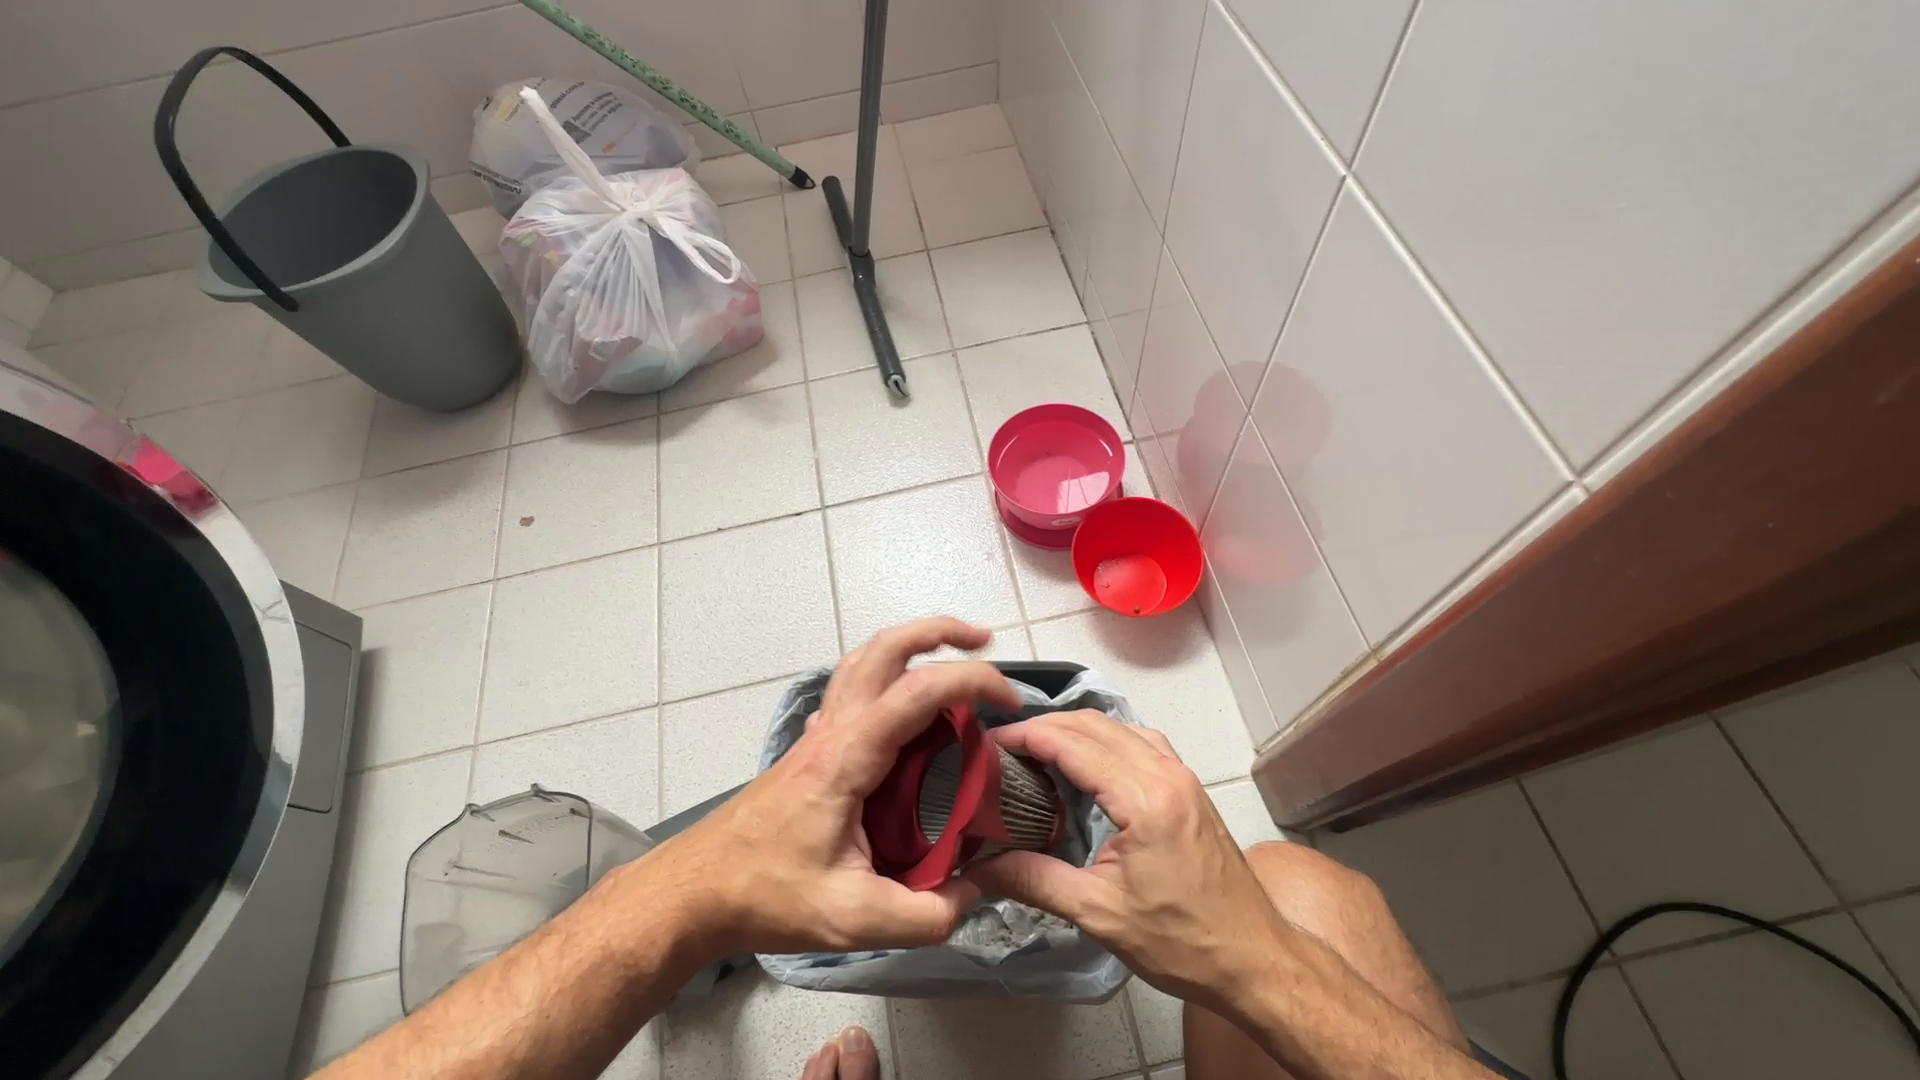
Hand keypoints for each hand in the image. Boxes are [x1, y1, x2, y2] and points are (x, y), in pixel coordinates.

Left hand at [646, 617, 1021, 956]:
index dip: (971, 682)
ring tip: (953, 656)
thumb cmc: (767, 898)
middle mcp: (833, 730)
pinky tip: (909, 715)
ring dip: (911, 644)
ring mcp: (818, 734)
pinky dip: (889, 677)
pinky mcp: (812, 748)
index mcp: (847, 758)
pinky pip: (853, 691)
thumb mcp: (853, 920)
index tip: (1010, 703)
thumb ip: (925, 915)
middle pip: (883, 649)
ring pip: (864, 660)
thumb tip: (976, 891)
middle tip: (984, 639)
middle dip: (938, 630)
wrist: (694, 891)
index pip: (916, 692)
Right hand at [962, 711, 1287, 1011]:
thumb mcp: (1100, 914)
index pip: (1073, 744)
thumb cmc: (1182, 941)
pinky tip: (1086, 760)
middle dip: (1045, 726)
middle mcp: (1166, 773)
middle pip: (1095, 725)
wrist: (1256, 959)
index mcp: (1144, 799)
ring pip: (1119, 727)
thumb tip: (978, 869)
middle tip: (1004, 745)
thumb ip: (1035, 880)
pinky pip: (1140, 742)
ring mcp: (1183, 776)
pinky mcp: (1189, 787)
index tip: (991, 741)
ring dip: (1075, 729)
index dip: (1028, 735)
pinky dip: (1105, 739)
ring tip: (1036, 748)